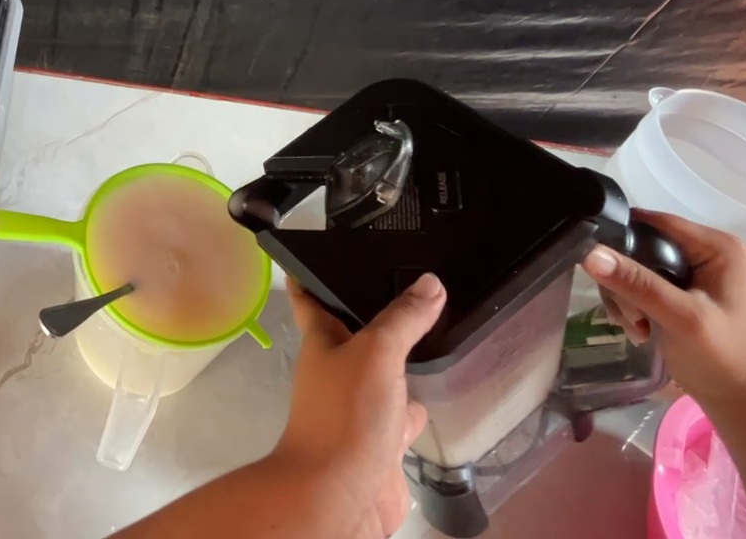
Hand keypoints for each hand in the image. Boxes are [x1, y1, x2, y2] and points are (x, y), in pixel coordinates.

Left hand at [269, 274, 446, 537]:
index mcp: (321, 340)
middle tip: (403, 282)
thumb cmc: (344, 414)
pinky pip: (401, 411)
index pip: (310, 297)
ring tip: (431, 327)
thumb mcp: (375, 354)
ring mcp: (359, 405)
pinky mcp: (382, 439)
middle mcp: (337, 368)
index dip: (309, 273)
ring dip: (400, 356)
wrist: (340, 496)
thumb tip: (430, 282)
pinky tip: (436, 389)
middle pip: (353, 332)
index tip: (313, 249)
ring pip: (382, 371)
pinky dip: (416, 403)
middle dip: (372, 312)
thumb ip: (402, 320)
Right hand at [580, 211, 745, 413]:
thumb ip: (637, 283)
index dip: (619, 237)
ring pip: (630, 266)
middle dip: (622, 278)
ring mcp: (689, 272)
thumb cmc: (727, 358)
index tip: (596, 263)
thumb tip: (588, 252)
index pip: (650, 221)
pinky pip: (635, 283)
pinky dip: (629, 305)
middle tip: (629, 312)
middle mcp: (701, 251)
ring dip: (623, 296)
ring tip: (636, 325)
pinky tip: (639, 329)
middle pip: (635, 245)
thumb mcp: (682, 318)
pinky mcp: (676, 291)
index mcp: (715, 246)